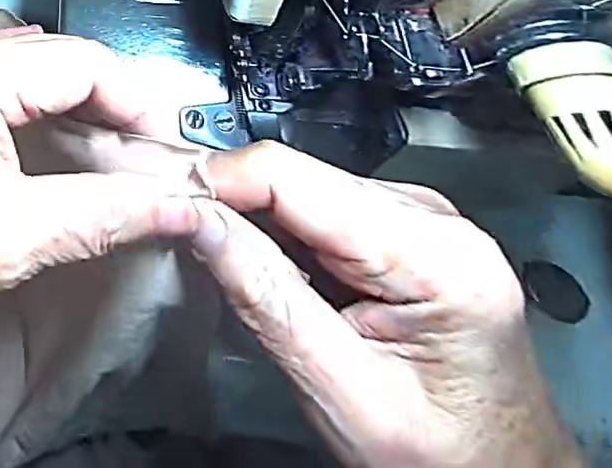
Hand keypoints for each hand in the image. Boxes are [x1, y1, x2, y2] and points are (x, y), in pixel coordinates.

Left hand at [0, 29, 208, 466]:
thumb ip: (108, 211)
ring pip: (42, 80)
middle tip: (164, 159)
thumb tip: (185, 206)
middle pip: (64, 65)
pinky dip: (57, 122)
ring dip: (90, 115)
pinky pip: (16, 97)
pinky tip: (84, 155)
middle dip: (119, 108)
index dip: (141, 103)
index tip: (180, 150)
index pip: (85, 63)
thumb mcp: (16, 235)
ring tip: (134, 161)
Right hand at [191, 142, 579, 467]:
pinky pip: (307, 203)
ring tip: (213, 248)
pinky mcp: (391, 225)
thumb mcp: (342, 391)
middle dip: (225, 196)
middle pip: (290, 172)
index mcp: (435, 254)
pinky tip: (259, 260)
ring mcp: (410, 215)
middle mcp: (429, 218)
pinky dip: (270, 225)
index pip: (288, 174)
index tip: (167, 203)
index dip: (216, 181)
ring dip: (244, 211)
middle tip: (178, 227)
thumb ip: (263, 295)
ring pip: (292, 181)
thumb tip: (194, 217)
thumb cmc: (443, 460)